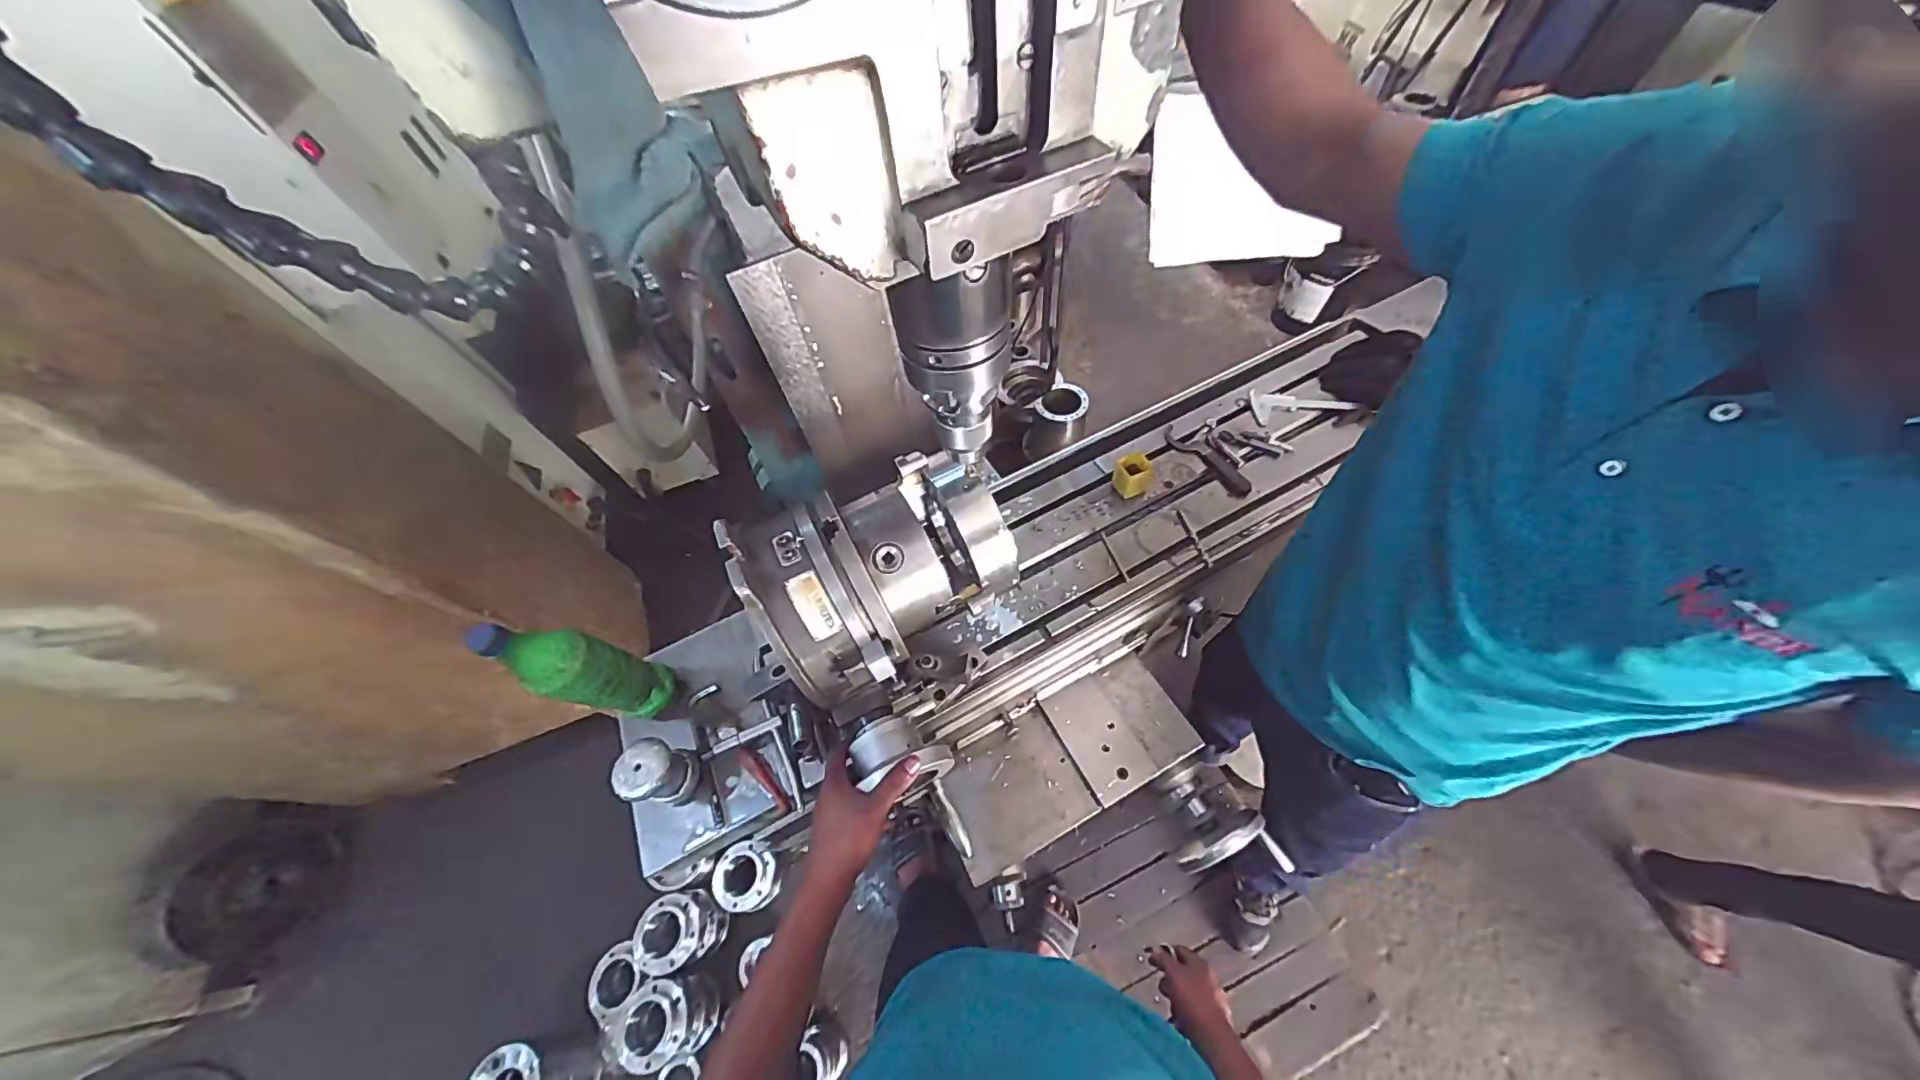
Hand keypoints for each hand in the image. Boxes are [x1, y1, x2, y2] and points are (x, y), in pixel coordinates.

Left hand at [807, 747, 918, 880]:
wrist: (830, 877)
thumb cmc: (845, 842)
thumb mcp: (877, 807)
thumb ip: (894, 784)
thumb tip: (909, 764)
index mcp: (833, 784)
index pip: (837, 753)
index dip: (849, 742)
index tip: (859, 737)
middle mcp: (826, 797)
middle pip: (841, 772)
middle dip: (859, 765)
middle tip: (875, 759)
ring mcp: (827, 814)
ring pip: (844, 792)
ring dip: (860, 786)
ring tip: (878, 785)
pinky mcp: (832, 830)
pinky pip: (846, 810)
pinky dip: (860, 806)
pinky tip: (875, 816)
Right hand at [1149, 945, 1234, 1042]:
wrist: (1212, 1035)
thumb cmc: (1191, 1000)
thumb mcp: (1173, 974)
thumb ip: (1163, 959)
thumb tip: (1154, 949)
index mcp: (1199, 962)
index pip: (1178, 950)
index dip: (1164, 954)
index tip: (1152, 963)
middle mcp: (1206, 975)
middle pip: (1179, 971)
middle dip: (1168, 980)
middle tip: (1165, 990)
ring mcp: (1209, 994)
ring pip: (1183, 989)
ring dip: (1174, 996)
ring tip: (1174, 1007)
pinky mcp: (1209, 1012)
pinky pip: (1190, 1005)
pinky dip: (1183, 1009)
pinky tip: (1182, 1017)